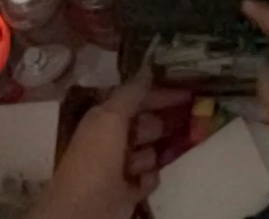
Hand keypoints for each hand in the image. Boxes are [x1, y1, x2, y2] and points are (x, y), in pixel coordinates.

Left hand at [34, 69, 187, 218]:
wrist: (82, 215)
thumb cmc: (95, 161)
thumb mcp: (111, 118)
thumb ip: (131, 92)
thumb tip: (148, 65)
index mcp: (104, 118)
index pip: (136, 98)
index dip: (159, 93)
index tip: (186, 92)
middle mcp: (112, 140)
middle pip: (145, 124)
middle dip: (156, 124)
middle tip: (172, 125)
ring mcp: (120, 168)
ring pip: (149, 151)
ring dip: (151, 154)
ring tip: (142, 163)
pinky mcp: (128, 193)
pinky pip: (149, 178)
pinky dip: (148, 178)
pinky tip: (142, 182)